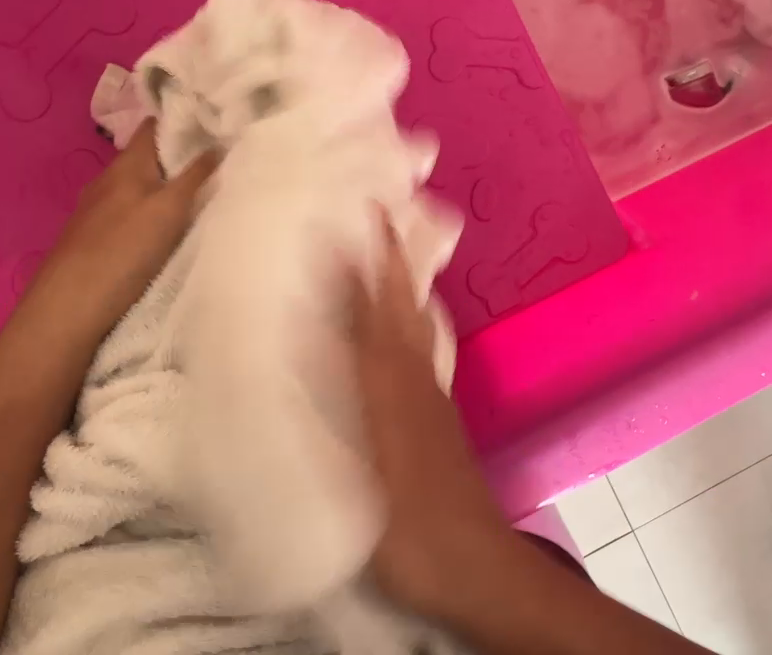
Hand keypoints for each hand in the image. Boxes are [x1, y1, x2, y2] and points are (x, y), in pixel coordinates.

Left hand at [19, 119, 218, 328]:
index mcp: (127, 163)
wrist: (69, 305)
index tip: (210, 125)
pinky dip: (145, 210)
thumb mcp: (171, 209)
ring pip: (135, 186)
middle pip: (145, 157)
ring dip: (160, 188)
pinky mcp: (90, 235)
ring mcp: (94, 208)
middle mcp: (107, 178)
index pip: (152, 125)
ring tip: (193, 198)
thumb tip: (216, 145)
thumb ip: (195, 176)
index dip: (179, 121)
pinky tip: (159, 229)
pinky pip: (125, 210)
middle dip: (175, 158)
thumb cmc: (125, 248)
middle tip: (213, 166)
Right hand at [349, 214, 520, 621]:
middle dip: (389, 252)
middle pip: (399, 300)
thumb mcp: (355, 474)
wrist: (475, 562)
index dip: (352, 264)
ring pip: (414, 317)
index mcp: (388, 383)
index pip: (365, 310)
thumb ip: (328, 410)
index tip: (338, 218)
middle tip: (379, 208)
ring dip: (401, 277)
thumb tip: (296, 352)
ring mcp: (430, 389)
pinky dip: (408, 313)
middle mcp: (411, 373)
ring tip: (389, 247)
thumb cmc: (407, 523)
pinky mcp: (438, 408)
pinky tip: (402, 319)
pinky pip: (420, 341)